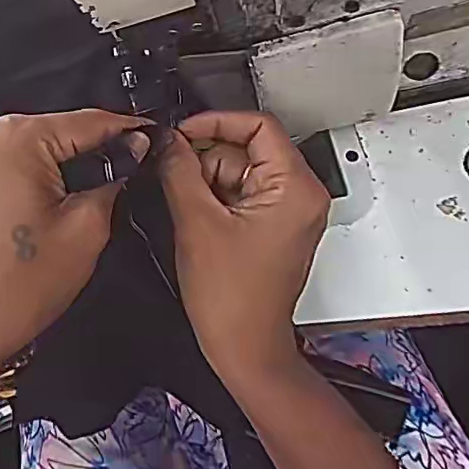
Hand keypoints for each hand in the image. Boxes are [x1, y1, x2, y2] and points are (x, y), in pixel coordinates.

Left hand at [0, 109, 147, 381]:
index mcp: (20, 137)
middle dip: (107, 144)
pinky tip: (78, 188)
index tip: (164, 137)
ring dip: (82, 157)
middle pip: (69, 127)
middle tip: (144, 164)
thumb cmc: (27, 281)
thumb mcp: (88, 225)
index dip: (135, 130)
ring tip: (116, 178)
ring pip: (50, 141)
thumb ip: (116, 175)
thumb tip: (137, 146)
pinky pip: (29, 156)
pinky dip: (56, 168)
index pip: (92, 120)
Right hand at [156, 111, 329, 384]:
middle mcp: (301, 195)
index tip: (182, 132)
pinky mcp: (275, 223)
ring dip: (208, 182)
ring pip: (239, 169)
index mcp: (295, 188)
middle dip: (206, 161)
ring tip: (193, 215)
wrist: (244, 346)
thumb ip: (179, 170)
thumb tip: (168, 139)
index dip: (215, 122)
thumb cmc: (233, 301)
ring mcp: (289, 210)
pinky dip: (216, 198)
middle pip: (246, 148)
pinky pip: (242, 191)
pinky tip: (201, 222)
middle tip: (176, 176)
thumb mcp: (196, 222)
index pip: (258, 126)